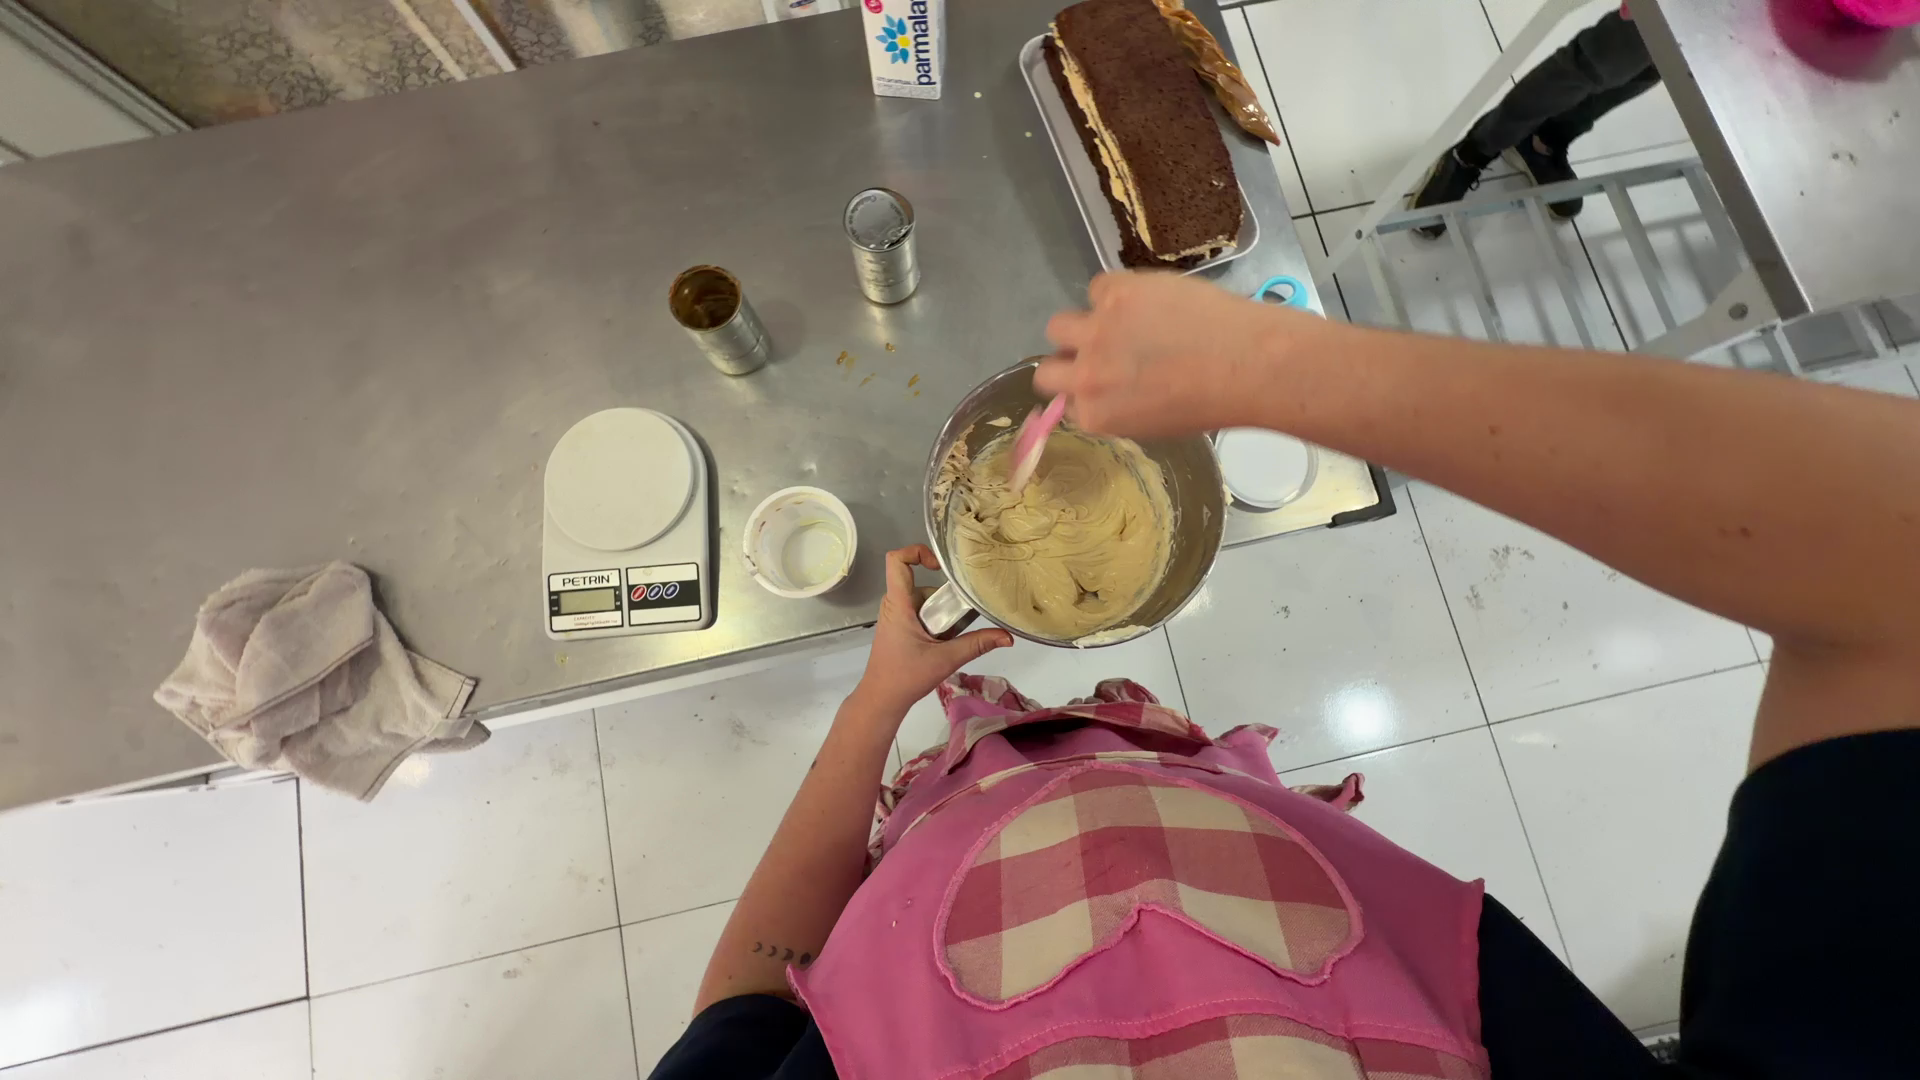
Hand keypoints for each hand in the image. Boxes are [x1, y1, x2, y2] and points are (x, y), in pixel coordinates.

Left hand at [852, 546, 1012, 717]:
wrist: (881, 700)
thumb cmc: (905, 677)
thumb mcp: (945, 659)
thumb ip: (977, 644)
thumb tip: (1007, 636)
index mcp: (899, 603)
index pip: (897, 561)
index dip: (917, 552)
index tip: (940, 565)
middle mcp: (895, 604)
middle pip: (919, 583)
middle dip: (943, 596)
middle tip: (963, 613)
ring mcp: (896, 616)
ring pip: (923, 600)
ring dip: (942, 613)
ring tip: (957, 631)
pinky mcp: (900, 628)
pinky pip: (921, 613)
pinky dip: (936, 622)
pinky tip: (948, 640)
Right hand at [1035, 271, 1324, 436]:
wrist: (1247, 363)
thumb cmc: (1210, 403)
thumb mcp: (1152, 425)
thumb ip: (1115, 409)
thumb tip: (1104, 393)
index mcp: (1095, 415)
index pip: (1064, 402)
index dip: (1079, 390)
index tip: (1097, 383)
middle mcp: (1086, 377)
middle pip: (1046, 370)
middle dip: (1065, 363)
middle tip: (1095, 354)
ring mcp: (1097, 332)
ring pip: (1059, 326)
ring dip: (1080, 326)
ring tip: (1115, 323)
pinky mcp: (1115, 293)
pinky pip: (1097, 288)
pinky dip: (1113, 293)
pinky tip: (1144, 300)